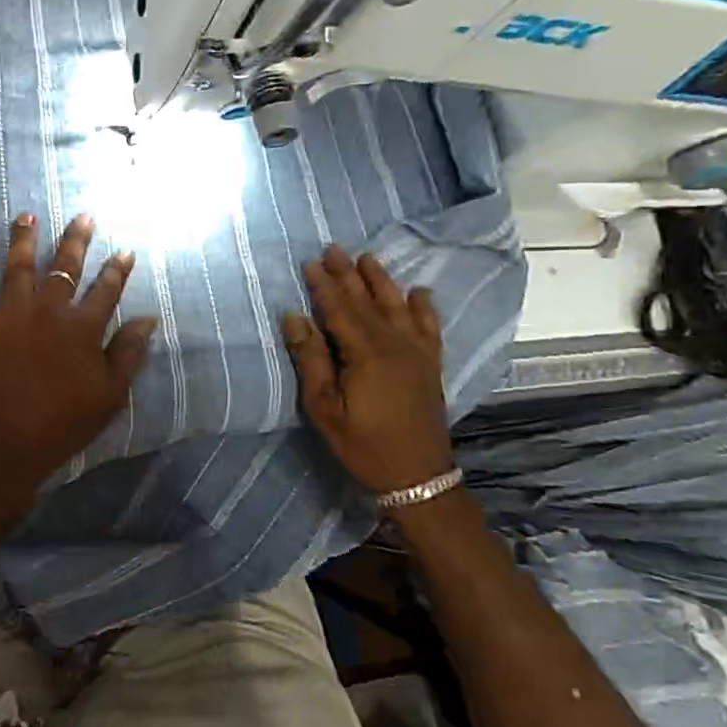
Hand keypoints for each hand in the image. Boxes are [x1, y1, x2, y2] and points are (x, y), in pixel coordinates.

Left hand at [0, 213, 157, 518]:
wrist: (1, 446)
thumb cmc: (61, 426)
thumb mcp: (109, 397)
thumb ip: (128, 353)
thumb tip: (148, 317)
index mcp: (81, 328)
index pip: (105, 290)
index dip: (117, 270)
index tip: (124, 251)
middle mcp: (45, 311)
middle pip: (64, 267)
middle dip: (76, 240)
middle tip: (83, 216)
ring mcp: (6, 315)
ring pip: (17, 267)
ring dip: (23, 239)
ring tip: (26, 215)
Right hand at [283, 244, 452, 494]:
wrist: (419, 478)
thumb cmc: (363, 445)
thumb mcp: (324, 407)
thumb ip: (311, 360)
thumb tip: (294, 317)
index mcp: (367, 355)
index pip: (340, 310)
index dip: (324, 285)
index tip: (310, 262)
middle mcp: (396, 346)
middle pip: (368, 302)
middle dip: (349, 274)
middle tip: (334, 248)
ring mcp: (418, 354)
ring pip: (398, 307)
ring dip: (381, 281)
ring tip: (367, 258)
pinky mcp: (431, 365)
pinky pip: (429, 328)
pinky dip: (424, 308)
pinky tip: (419, 292)